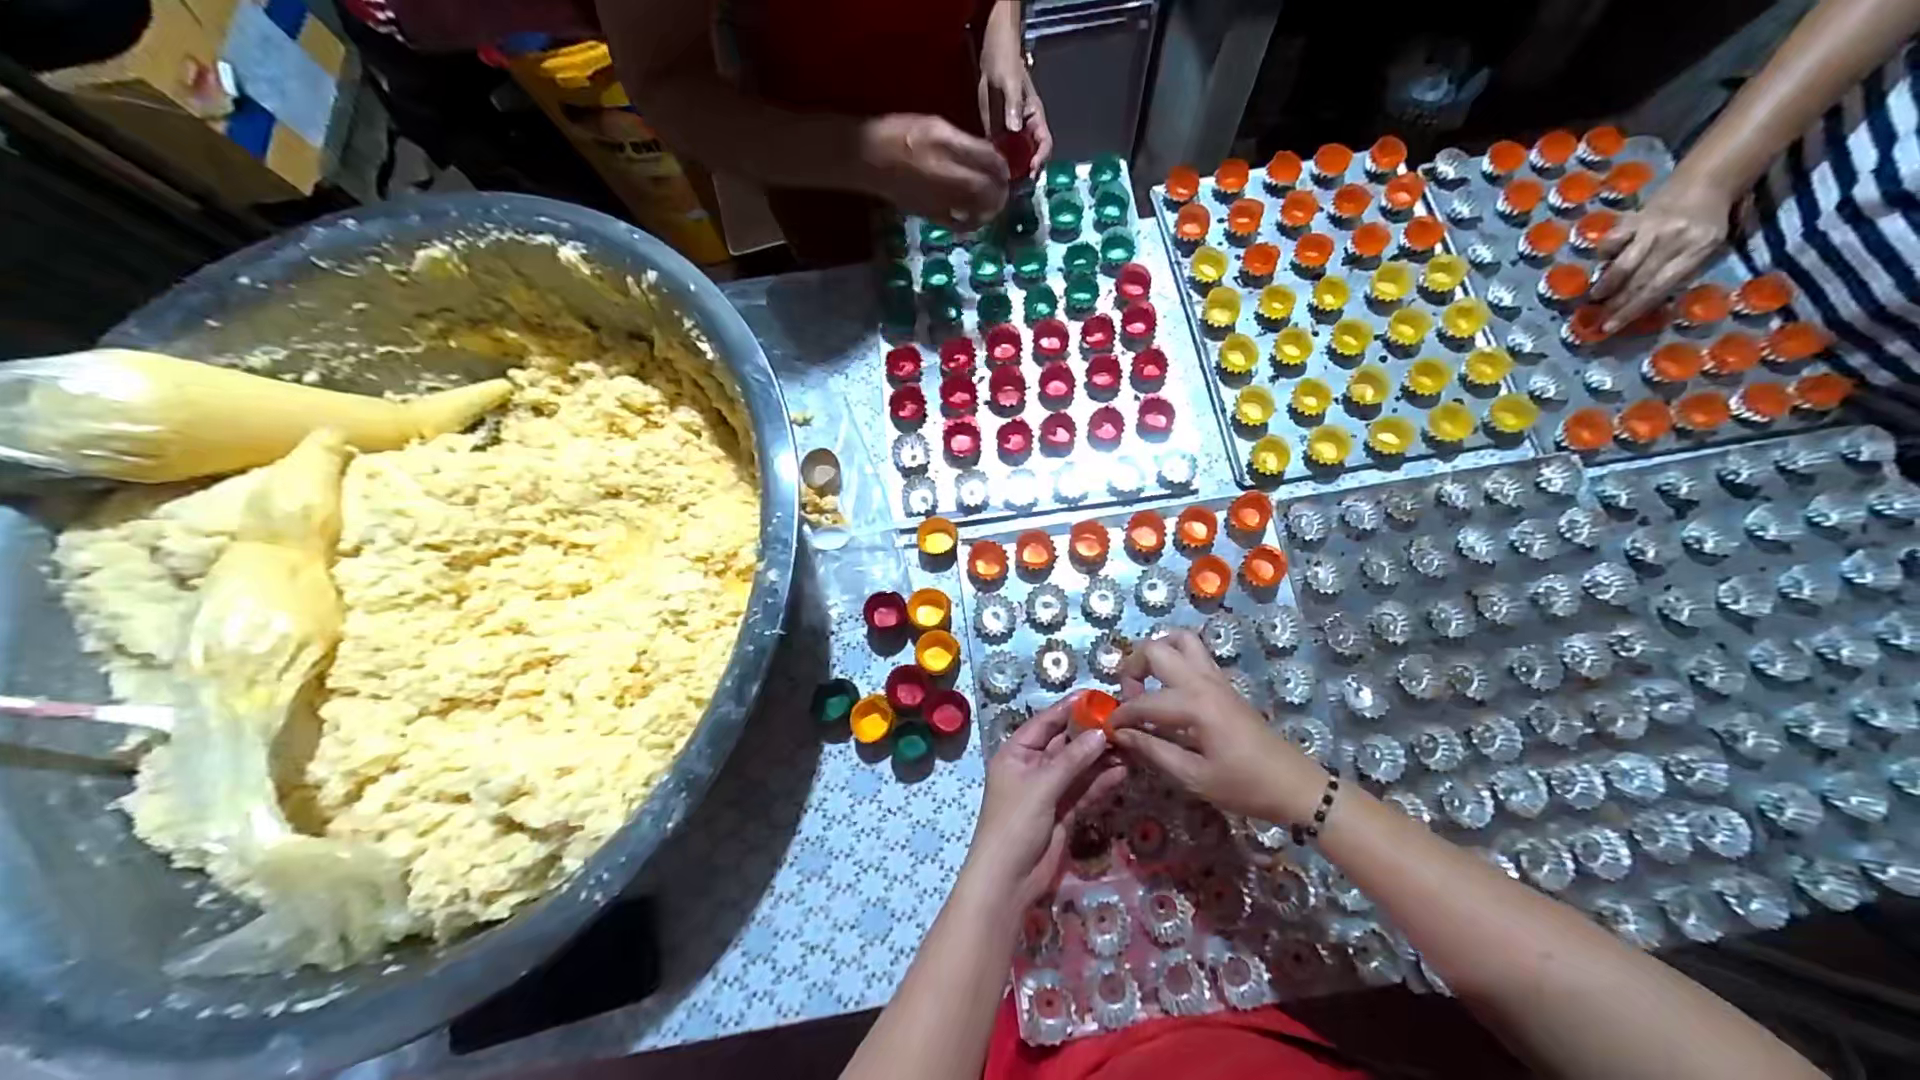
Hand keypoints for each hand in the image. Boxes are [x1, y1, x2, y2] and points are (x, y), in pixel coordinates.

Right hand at [858, 113, 1008, 227]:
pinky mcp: (930, 214)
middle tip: (1002, 187)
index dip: (1002, 167)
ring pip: (977, 211)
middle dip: (1000, 191)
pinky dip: (972, 221)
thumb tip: (992, 157)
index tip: (1005, 167)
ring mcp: (938, 199)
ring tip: (992, 202)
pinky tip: (974, 215)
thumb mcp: (935, 125)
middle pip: (987, 191)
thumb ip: (965, 143)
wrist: (867, 158)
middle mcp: (945, 177)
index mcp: (947, 148)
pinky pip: (959, 224)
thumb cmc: (899, 134)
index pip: (989, 162)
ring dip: (990, 208)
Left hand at [963, 693, 1126, 909]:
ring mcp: (1049, 790)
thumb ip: (1072, 760)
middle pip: (1065, 743)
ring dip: (1101, 758)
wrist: (1009, 880)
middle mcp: (1032, 766)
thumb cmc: (1015, 824)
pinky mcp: (1064, 811)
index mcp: (1016, 753)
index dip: (1069, 709)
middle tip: (1122, 721)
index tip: (1097, 696)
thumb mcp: (1042, 786)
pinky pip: (1085, 789)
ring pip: (1079, 767)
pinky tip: (1123, 771)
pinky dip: (1102, 781)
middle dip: (1091, 733)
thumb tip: (1100, 734)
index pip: (1046, 723)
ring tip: (1130, 744)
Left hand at [978, 1, 1053, 172]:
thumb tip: (1016, 129)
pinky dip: (997, 168)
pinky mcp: (997, 137)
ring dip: (1012, 174)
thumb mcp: (1010, 83)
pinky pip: (1000, 156)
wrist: (990, 57)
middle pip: (1031, 158)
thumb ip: (1014, 106)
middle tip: (1015, 186)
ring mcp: (1011, 136)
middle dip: (1026, 173)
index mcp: (1035, 118)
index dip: (1040, 158)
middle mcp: (1026, 131)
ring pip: (1016, 161)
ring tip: (1003, 187)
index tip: (1031, 170)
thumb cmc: (1006, 64)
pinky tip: (990, 177)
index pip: (1045, 143)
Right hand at [1109, 630, 1325, 822]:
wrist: (1294, 785)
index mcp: (1195, 705)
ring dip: (1156, 653)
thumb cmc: (1244, 786)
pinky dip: (1174, 659)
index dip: (1120, 716)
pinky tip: (1168, 689)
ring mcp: (1216, 678)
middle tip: (1128, 698)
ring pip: (1180, 639)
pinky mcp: (1224, 683)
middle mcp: (1203, 682)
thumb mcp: (1193, 777)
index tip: (1108, 730)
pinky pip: (1194, 654)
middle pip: (1156, 649)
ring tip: (1146, 682)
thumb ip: (1153, 751)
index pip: (1143, 702)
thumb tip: (1121, 735)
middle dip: (1132, 668)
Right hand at [1589, 175, 1734, 331]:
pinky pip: (1613, 241)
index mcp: (1698, 249)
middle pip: (1640, 279)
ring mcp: (1653, 228)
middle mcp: (1675, 239)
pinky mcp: (1635, 219)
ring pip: (1623, 264)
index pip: (1659, 287)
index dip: (1633, 309)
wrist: (1706, 181)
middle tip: (1598, 319)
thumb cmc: (1706, 221)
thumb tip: (1643, 298)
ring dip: (1607, 284)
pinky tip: (1602, 262)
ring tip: (1596, 296)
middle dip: (1617, 302)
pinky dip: (1605, 253)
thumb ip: (1679, 269)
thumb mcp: (1705, 246)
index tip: (1611, 326)